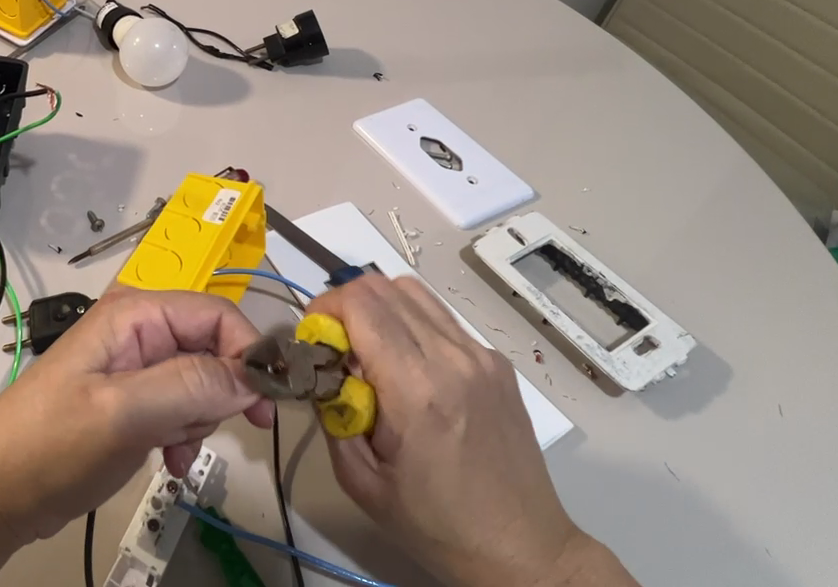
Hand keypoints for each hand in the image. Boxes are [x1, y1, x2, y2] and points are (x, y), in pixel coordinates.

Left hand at [0, 285, 275, 539]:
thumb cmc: (52, 444)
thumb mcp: (123, 414)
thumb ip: (189, 386)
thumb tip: (253, 374)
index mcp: (134, 314)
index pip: (214, 313)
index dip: (248, 352)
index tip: (270, 401)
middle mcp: (137, 330)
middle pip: (211, 347)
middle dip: (221, 392)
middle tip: (217, 431)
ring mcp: (133, 366)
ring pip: (200, 382)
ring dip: (199, 420)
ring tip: (174, 451)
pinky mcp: (130, 399)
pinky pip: (179, 408)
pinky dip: (183, 435)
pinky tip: (169, 462)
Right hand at [311, 275, 636, 586]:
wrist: (523, 551)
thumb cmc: (435, 525)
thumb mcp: (360, 480)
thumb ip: (331, 412)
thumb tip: (319, 366)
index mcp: (415, 389)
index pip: (359, 304)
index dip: (324, 309)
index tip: (314, 340)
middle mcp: (451, 358)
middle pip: (381, 287)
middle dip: (345, 305)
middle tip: (335, 345)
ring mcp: (480, 355)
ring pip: (411, 291)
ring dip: (378, 308)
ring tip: (369, 350)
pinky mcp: (496, 361)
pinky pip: (440, 318)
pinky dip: (410, 324)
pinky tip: (410, 367)